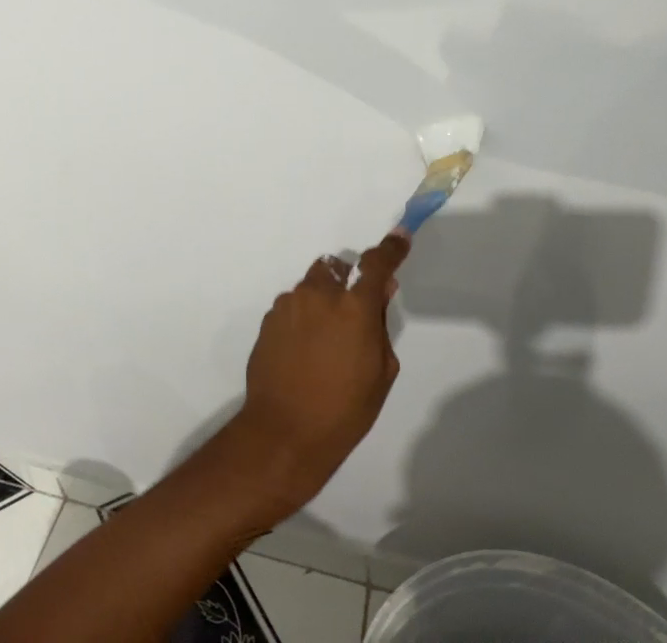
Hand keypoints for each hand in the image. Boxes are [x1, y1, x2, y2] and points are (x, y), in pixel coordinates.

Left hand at [231, 234, 407, 509]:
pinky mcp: (267, 321)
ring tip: (325, 341)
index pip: (376, 264)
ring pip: (309, 288)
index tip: (399, 236)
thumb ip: (380, 323)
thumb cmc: (346, 408)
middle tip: (352, 311)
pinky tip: (304, 350)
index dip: (390, 249)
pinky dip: (302, 318)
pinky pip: (291, 308)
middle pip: (333, 268)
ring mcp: (287, 307)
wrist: (286, 429)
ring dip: (321, 300)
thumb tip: (380, 290)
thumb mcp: (381, 370)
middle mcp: (318, 296)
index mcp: (354, 307)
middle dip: (344, 280)